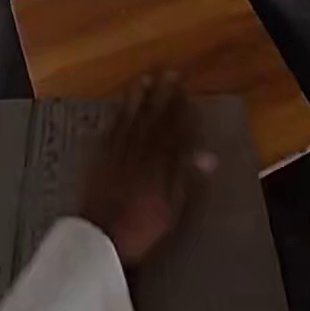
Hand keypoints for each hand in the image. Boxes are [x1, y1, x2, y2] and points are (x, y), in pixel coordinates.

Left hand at [78, 74, 217, 266]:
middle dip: (161, 94)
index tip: (185, 90)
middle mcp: (138, 150)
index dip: (179, 109)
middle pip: (152, 118)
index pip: (172, 129)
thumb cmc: (142, 227)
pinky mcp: (99, 156)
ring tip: (145, 78)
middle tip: (168, 73)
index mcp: (158, 163)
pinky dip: (117, 113)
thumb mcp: (172, 209)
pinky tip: (121, 103)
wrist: (101, 237)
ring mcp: (117, 151)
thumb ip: (187, 178)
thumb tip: (209, 157)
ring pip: (130, 118)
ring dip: (138, 97)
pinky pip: (111, 128)